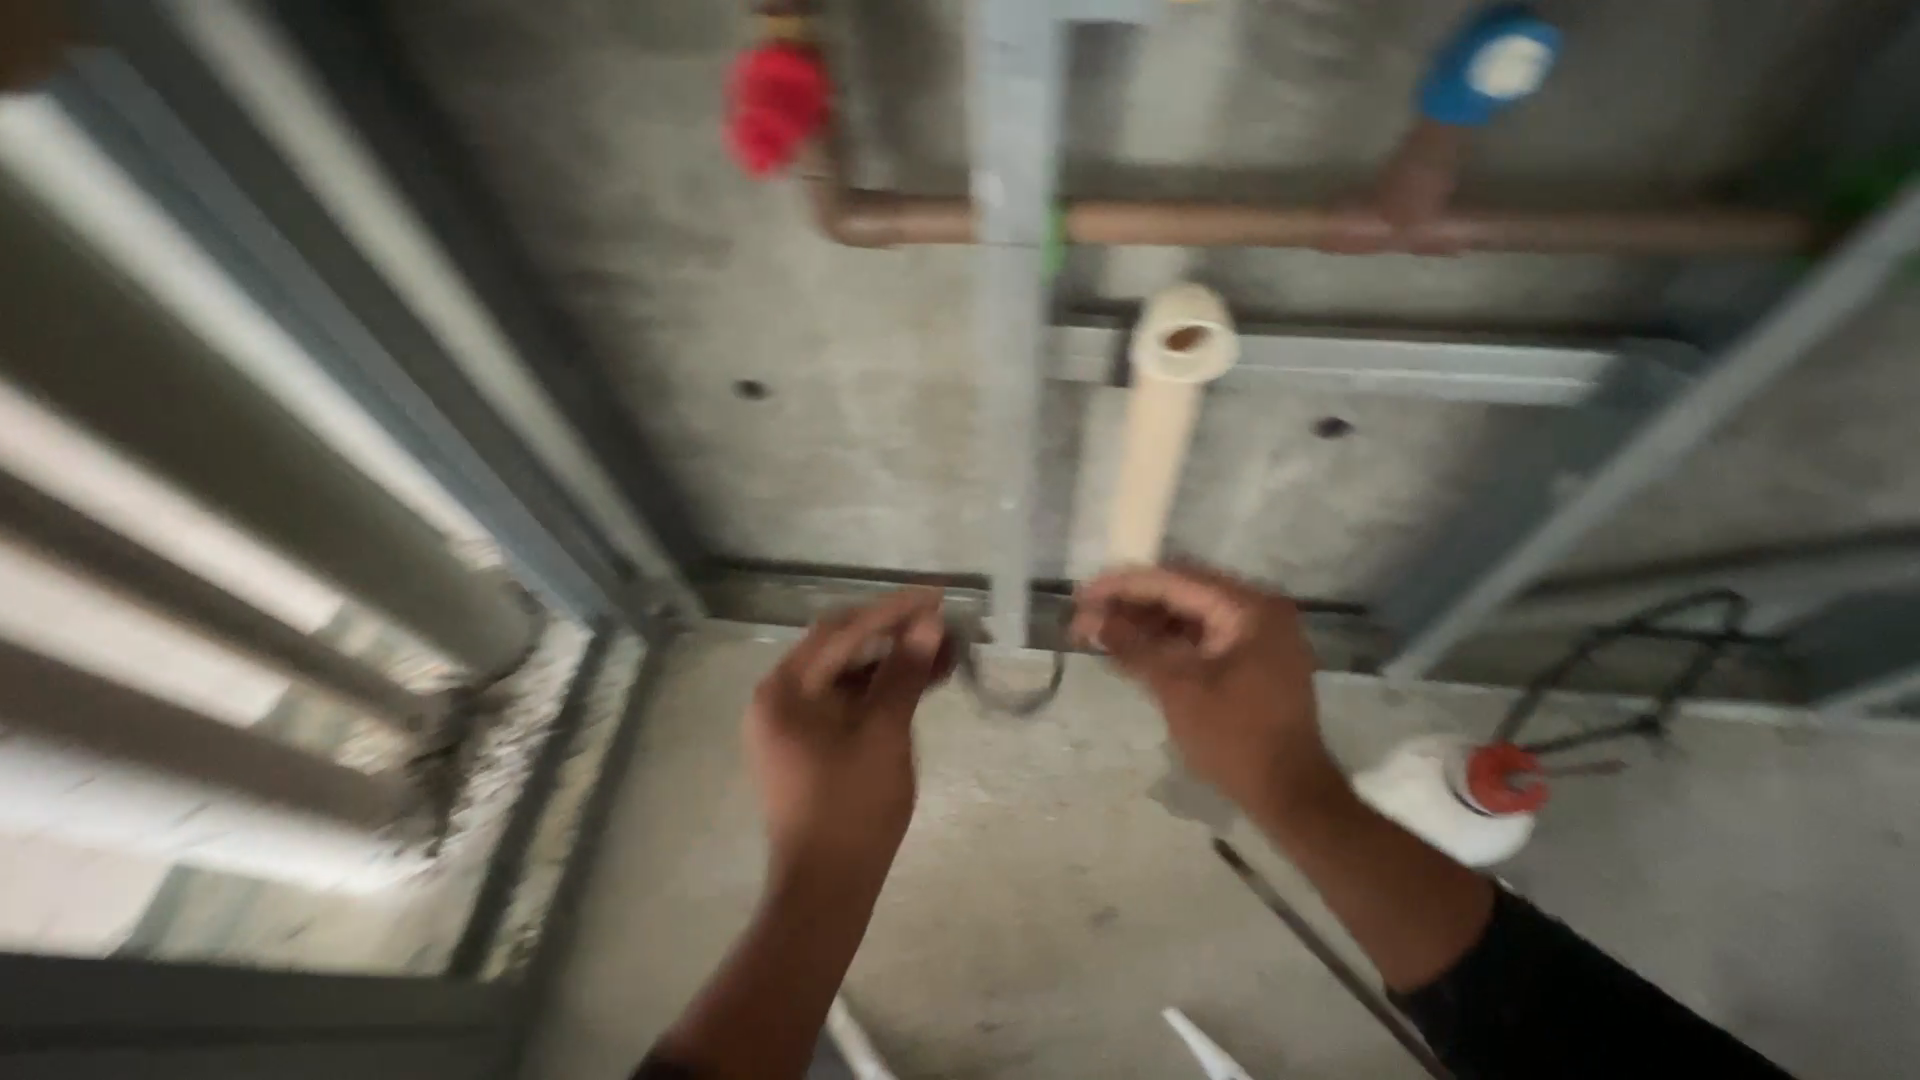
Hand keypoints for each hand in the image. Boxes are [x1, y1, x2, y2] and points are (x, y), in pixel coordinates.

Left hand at [746, 589, 952, 882]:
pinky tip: (920, 684)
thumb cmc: (853, 810)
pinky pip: (845, 701)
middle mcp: (778, 697)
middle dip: (894, 634)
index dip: (893, 610)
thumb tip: (928, 622)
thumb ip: (904, 672)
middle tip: (942, 625)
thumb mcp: (884, 734)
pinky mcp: (807, 743)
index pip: (843, 631)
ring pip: (847, 675)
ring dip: (892, 662)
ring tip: (943, 654)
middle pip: (841, 648)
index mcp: (784, 689)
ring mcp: (790, 722)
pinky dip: (880, 691)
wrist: (826, 889)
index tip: (936, 597)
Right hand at [1071, 564, 1340, 815]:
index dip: (1122, 586)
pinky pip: (1202, 635)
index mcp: (1247, 607)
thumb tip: (1092, 621)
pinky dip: (1166, 640)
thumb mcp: (1177, 688)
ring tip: (1098, 632)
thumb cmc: (1235, 738)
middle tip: (1085, 617)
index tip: (1081, 596)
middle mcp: (1257, 608)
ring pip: (1189, 613)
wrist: (1290, 794)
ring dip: (1145, 621)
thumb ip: (1133, 646)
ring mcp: (1258, 633)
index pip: (1173, 580)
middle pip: (1181, 591)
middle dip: (1130, 602)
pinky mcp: (1252, 658)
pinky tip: (1130, 649)